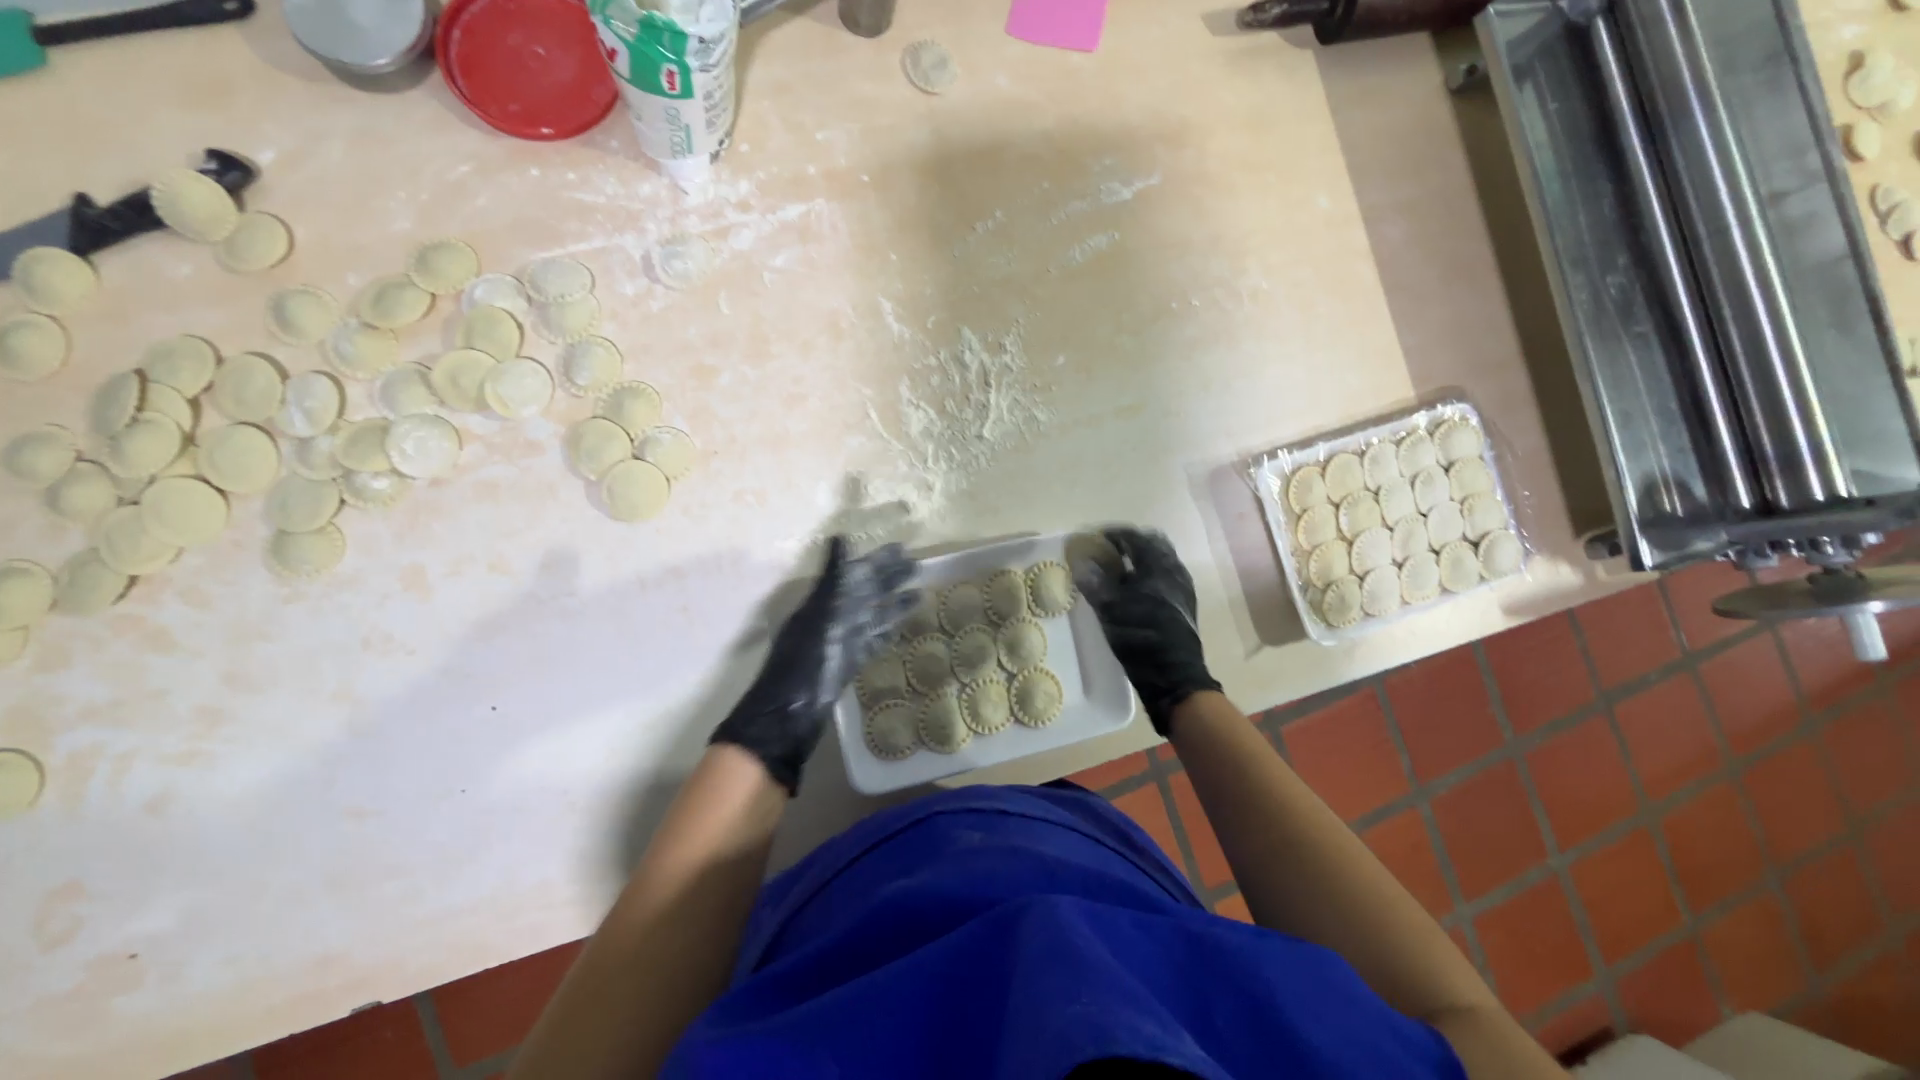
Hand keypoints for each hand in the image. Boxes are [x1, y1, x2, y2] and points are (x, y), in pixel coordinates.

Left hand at [711, 537, 918, 793]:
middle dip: (889, 579)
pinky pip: (869, 645)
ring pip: (871, 618)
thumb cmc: (803, 661)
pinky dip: (884, 636)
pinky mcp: (846, 666)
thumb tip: (841, 538)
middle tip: (918, 566)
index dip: (878, 561)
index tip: (903, 548)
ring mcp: (839, 644)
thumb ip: (833, 579)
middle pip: (865, 594)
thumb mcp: (819, 615)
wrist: (789, 714)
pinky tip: (900, 631)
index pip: (855, 574)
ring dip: (893, 606)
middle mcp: (831, 619)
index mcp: (822, 603)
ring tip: (920, 595)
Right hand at [1073, 527, 1221, 735]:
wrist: (1175, 676)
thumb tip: (1080, 560)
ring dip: (1138, 561)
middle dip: (1127, 545)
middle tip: (1105, 553)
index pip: (1133, 536)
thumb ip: (1095, 581)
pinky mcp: (1184, 605)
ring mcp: (1183, 588)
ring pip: (1159, 562)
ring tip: (1115, 573)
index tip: (1091, 540)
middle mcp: (1175, 570)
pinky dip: (1146, 576)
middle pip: (1150, 545)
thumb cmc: (1141, 637)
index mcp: (1158, 564)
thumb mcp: (1111, 609)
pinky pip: (1164, 578)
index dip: (1110, 535)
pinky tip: (1132, 592)